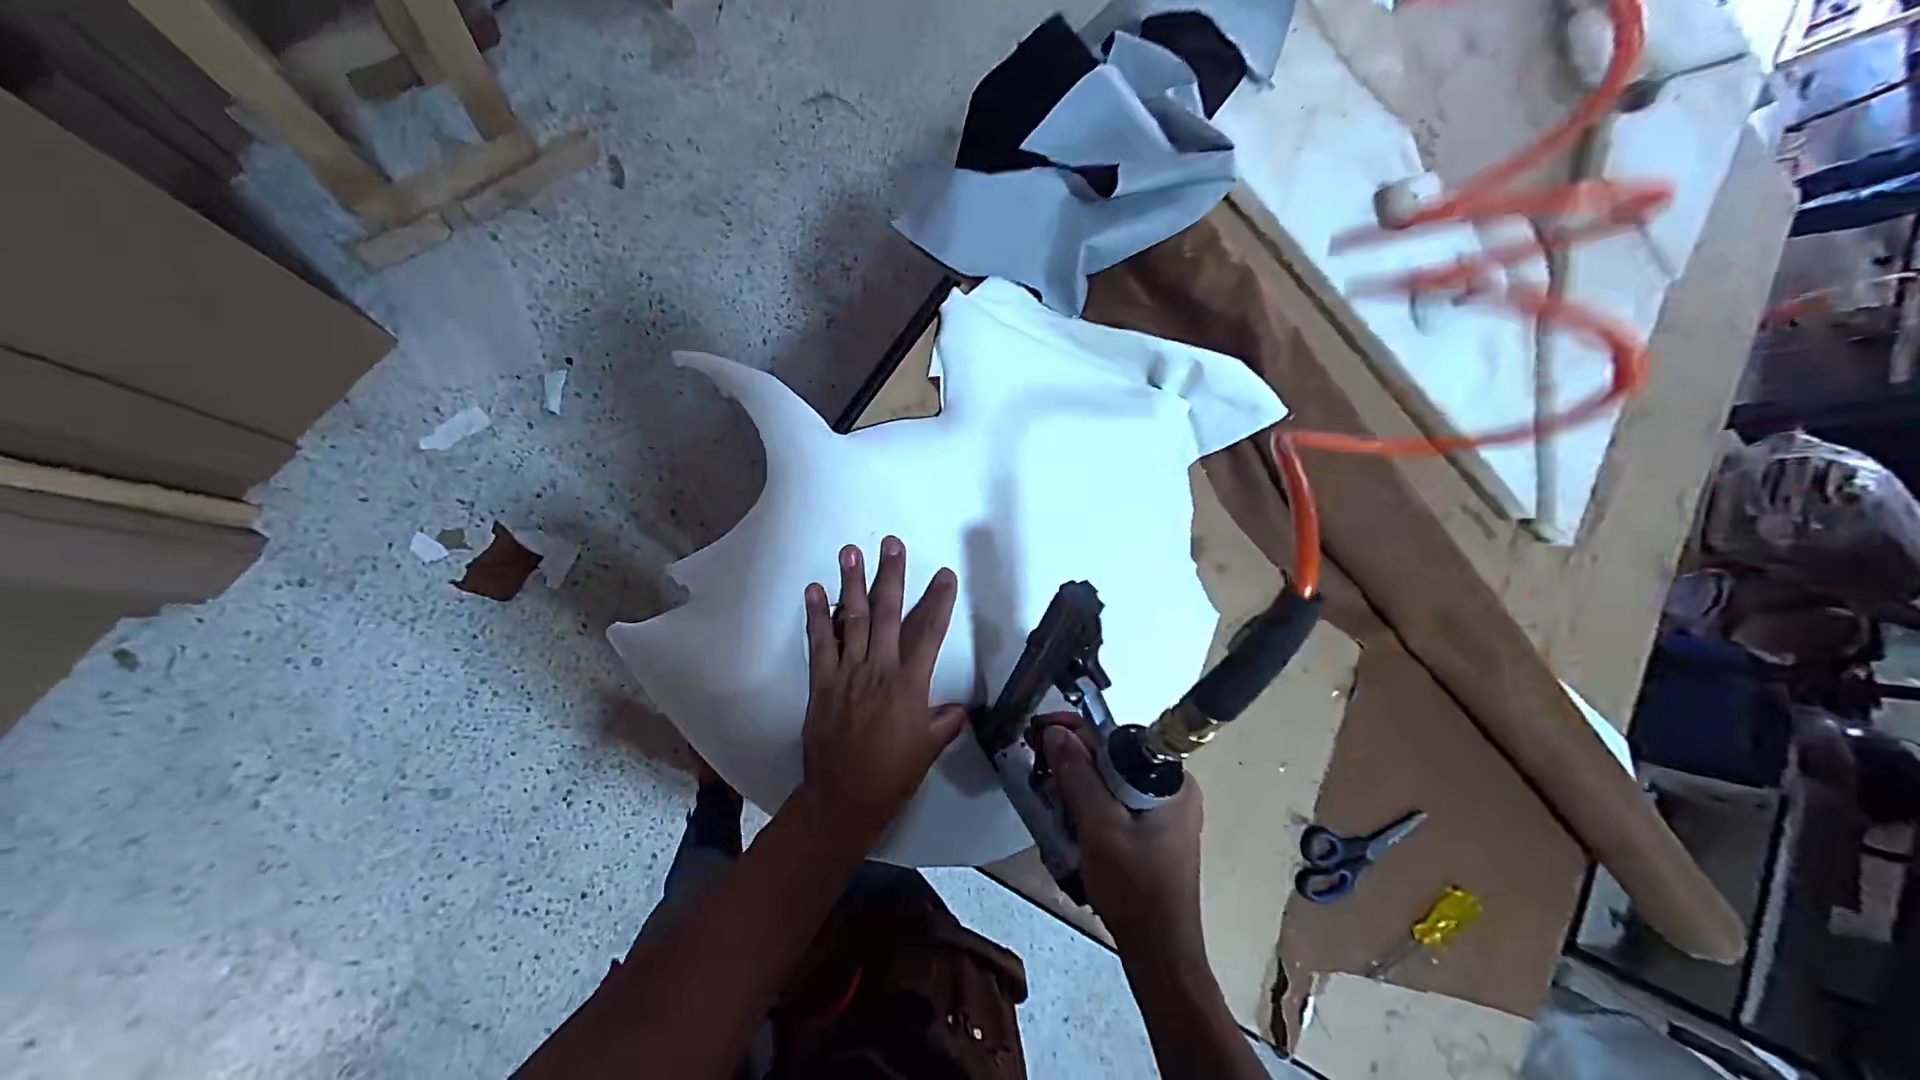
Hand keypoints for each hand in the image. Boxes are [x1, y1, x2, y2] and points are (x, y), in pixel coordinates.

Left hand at [799, 536, 965, 839]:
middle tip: (892, 545)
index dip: (938, 602)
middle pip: (887, 615)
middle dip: (891, 576)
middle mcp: (878, 670)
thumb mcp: (929, 748)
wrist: (843, 798)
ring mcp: (846, 674)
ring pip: (851, 620)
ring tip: (851, 552)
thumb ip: (945, 722)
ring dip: (851, 583)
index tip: (944, 575)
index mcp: (909, 685)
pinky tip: (814, 590)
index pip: (929, 634)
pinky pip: (819, 643)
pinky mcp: (821, 682)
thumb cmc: (892, 775)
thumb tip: (958, 708)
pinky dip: (815, 616)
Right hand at [1038, 716, 1204, 948]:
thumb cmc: (1134, 889)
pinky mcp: (1149, 833)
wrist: (1158, 953)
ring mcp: (1161, 814)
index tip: (1039, 734)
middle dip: (1071, 765)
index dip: (1075, 732)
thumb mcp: (1099, 826)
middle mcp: (1170, 790)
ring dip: (1074, 790)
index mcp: (1170, 781)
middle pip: (1110, 760)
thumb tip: (1056, 731)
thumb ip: (1078, 776)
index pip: (1117, 738)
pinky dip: (1085, 809)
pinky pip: (1111, 805)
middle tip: (1038, 773)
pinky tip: (1065, 824)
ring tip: (1047, 802)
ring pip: (1107, 784)